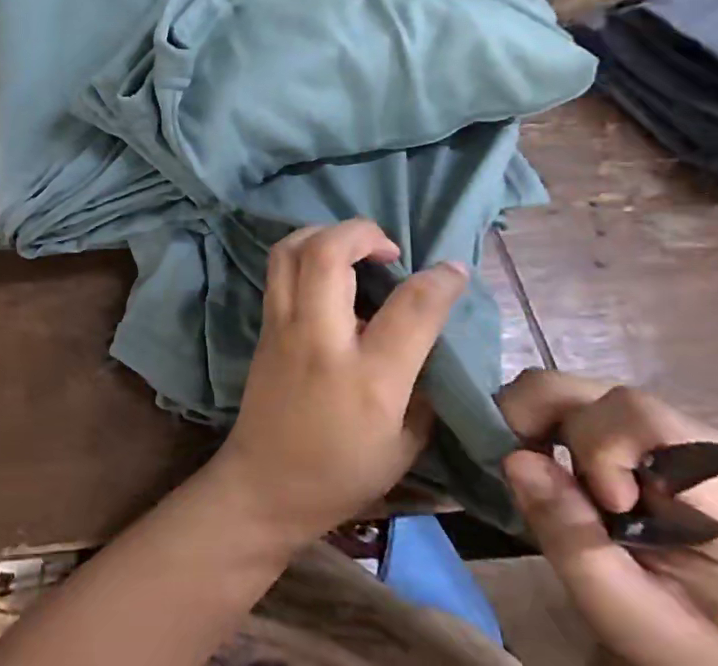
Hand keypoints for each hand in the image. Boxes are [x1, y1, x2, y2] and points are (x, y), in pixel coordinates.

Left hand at [207, 220, 468, 548]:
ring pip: (293, 250)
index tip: (454, 271)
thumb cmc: (342, 473)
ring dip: (327, 233)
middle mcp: (320, 340)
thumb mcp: (405, 443)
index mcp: (369, 378)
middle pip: (329, 253)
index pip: (410, 308)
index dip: (441, 280)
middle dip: (363, 232)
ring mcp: (283, 328)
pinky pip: (279, 269)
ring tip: (355, 249)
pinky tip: (328, 270)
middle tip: (388, 250)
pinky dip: (306, 251)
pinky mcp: (263, 326)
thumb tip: (431, 333)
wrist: (265, 485)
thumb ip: (422, 382)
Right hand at [497, 370, 717, 665]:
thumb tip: (514, 458)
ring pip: (595, 398)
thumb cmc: (688, 656)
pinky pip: (594, 416)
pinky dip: (556, 431)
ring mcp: (680, 448)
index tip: (602, 505)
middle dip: (551, 416)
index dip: (599, 443)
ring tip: (540, 473)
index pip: (648, 418)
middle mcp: (709, 454)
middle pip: (614, 397)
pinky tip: (556, 473)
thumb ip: (572, 540)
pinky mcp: (653, 452)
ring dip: (549, 424)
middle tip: (524, 459)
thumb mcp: (628, 616)